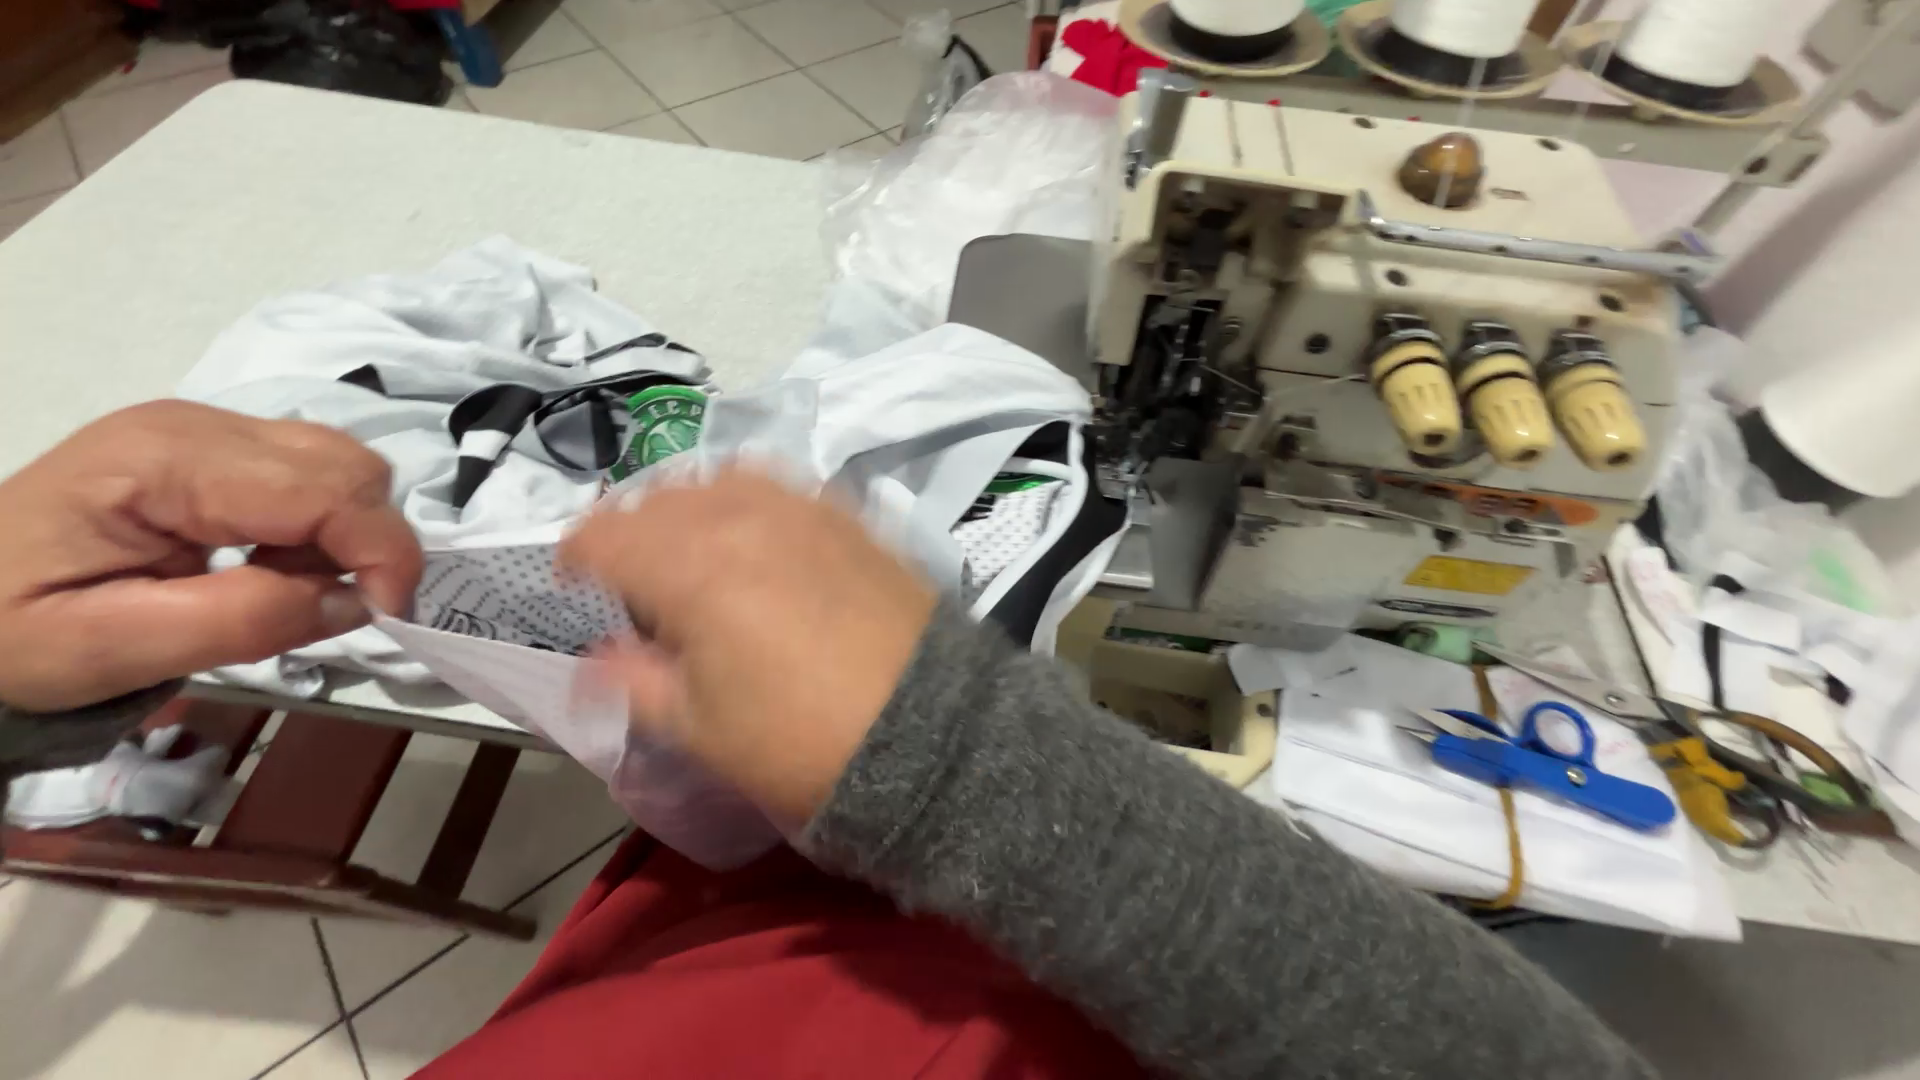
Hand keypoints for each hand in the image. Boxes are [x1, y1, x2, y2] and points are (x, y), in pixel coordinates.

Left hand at [0, 401, 422, 710]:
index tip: (388, 615)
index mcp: (167, 461)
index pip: (329, 490)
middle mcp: (203, 424)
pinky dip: (333, 525)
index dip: (382, 552)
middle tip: (330, 601)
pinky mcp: (229, 447)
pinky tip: (282, 557)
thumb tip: (355, 601)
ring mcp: (218, 429)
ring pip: (351, 467)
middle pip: (352, 467)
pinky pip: (326, 475)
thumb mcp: (105, 649)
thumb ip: (242, 622)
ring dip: (353, 533)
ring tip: (297, 579)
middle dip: (371, 542)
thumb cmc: (9, 631)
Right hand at [559, 468, 936, 827]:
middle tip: (631, 574)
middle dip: (631, 529)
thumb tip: (593, 658)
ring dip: (691, 504)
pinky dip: (752, 495)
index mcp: (691, 567)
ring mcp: (804, 508)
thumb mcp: (700, 729)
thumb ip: (632, 682)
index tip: (573, 583)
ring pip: (722, 478)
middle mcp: (743, 518)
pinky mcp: (851, 516)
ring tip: (693, 545)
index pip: (607, 533)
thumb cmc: (802, 739)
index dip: (576, 554)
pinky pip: (784, 483)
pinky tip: (760, 530)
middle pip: (662, 498)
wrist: (926, 726)